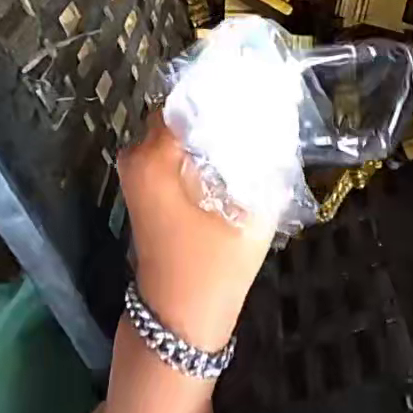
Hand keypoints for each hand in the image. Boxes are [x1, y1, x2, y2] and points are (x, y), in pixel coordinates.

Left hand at [118, 112, 275, 350]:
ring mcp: (137, 172)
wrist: (178, 319)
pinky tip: (227, 156)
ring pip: (175, 131)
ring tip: (245, 131)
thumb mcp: (252, 215)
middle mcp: (137, 156)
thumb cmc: (213, 267)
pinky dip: (195, 148)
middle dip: (214, 110)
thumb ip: (265, 165)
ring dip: (205, 130)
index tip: (253, 93)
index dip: (222, 95)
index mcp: (155, 156)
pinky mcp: (144, 186)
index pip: (189, 100)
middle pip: (180, 112)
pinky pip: (169, 150)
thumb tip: (275, 127)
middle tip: (254, 112)